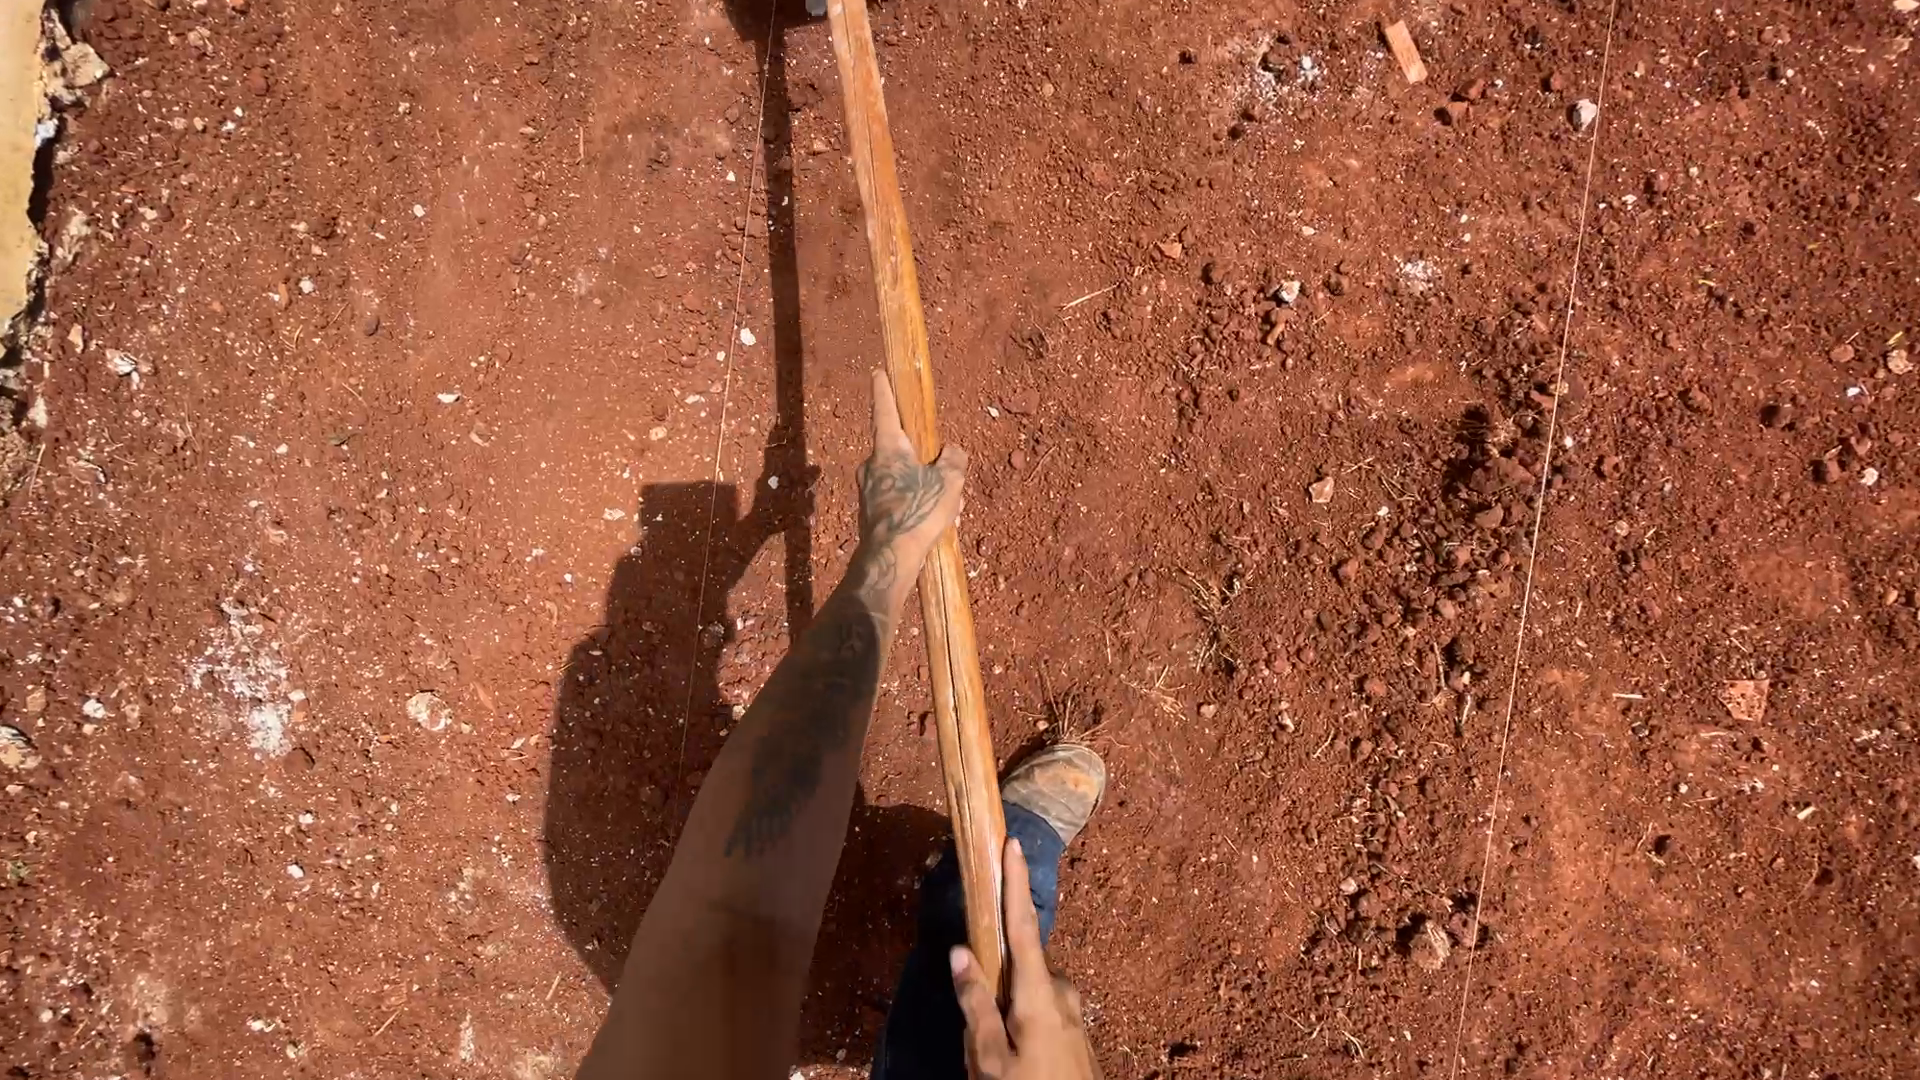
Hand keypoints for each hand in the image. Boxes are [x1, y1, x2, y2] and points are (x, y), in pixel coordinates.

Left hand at [853, 370, 967, 605]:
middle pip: (902, 451)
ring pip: (904, 479)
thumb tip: (952, 453)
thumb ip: (955, 459)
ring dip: (927, 489)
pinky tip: (936, 525)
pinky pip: (900, 500)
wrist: (890, 558)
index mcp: (888, 449)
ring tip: (950, 511)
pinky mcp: (872, 513)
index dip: (884, 390)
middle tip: (949, 480)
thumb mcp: (950, 481)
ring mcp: (869, 490)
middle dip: (927, 462)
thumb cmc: (918, 512)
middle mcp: (872, 465)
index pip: (886, 411)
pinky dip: (918, 505)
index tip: (878, 373)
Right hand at [949, 840, 1101, 1079]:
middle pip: (1018, 968)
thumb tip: (960, 951)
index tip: (1012, 841)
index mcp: (1039, 992)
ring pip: (1027, 996)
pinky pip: (1040, 1015)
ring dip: (1006, 1015)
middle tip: (977, 1038)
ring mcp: (1074, 1013)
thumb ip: (976, 1005)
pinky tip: (1016, 1067)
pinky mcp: (1077, 1033)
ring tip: (994, 1064)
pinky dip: (1021, 1028)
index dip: (1015, 881)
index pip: (1022, 924)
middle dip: (993, 984)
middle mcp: (1062, 992)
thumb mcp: (990, 1062)